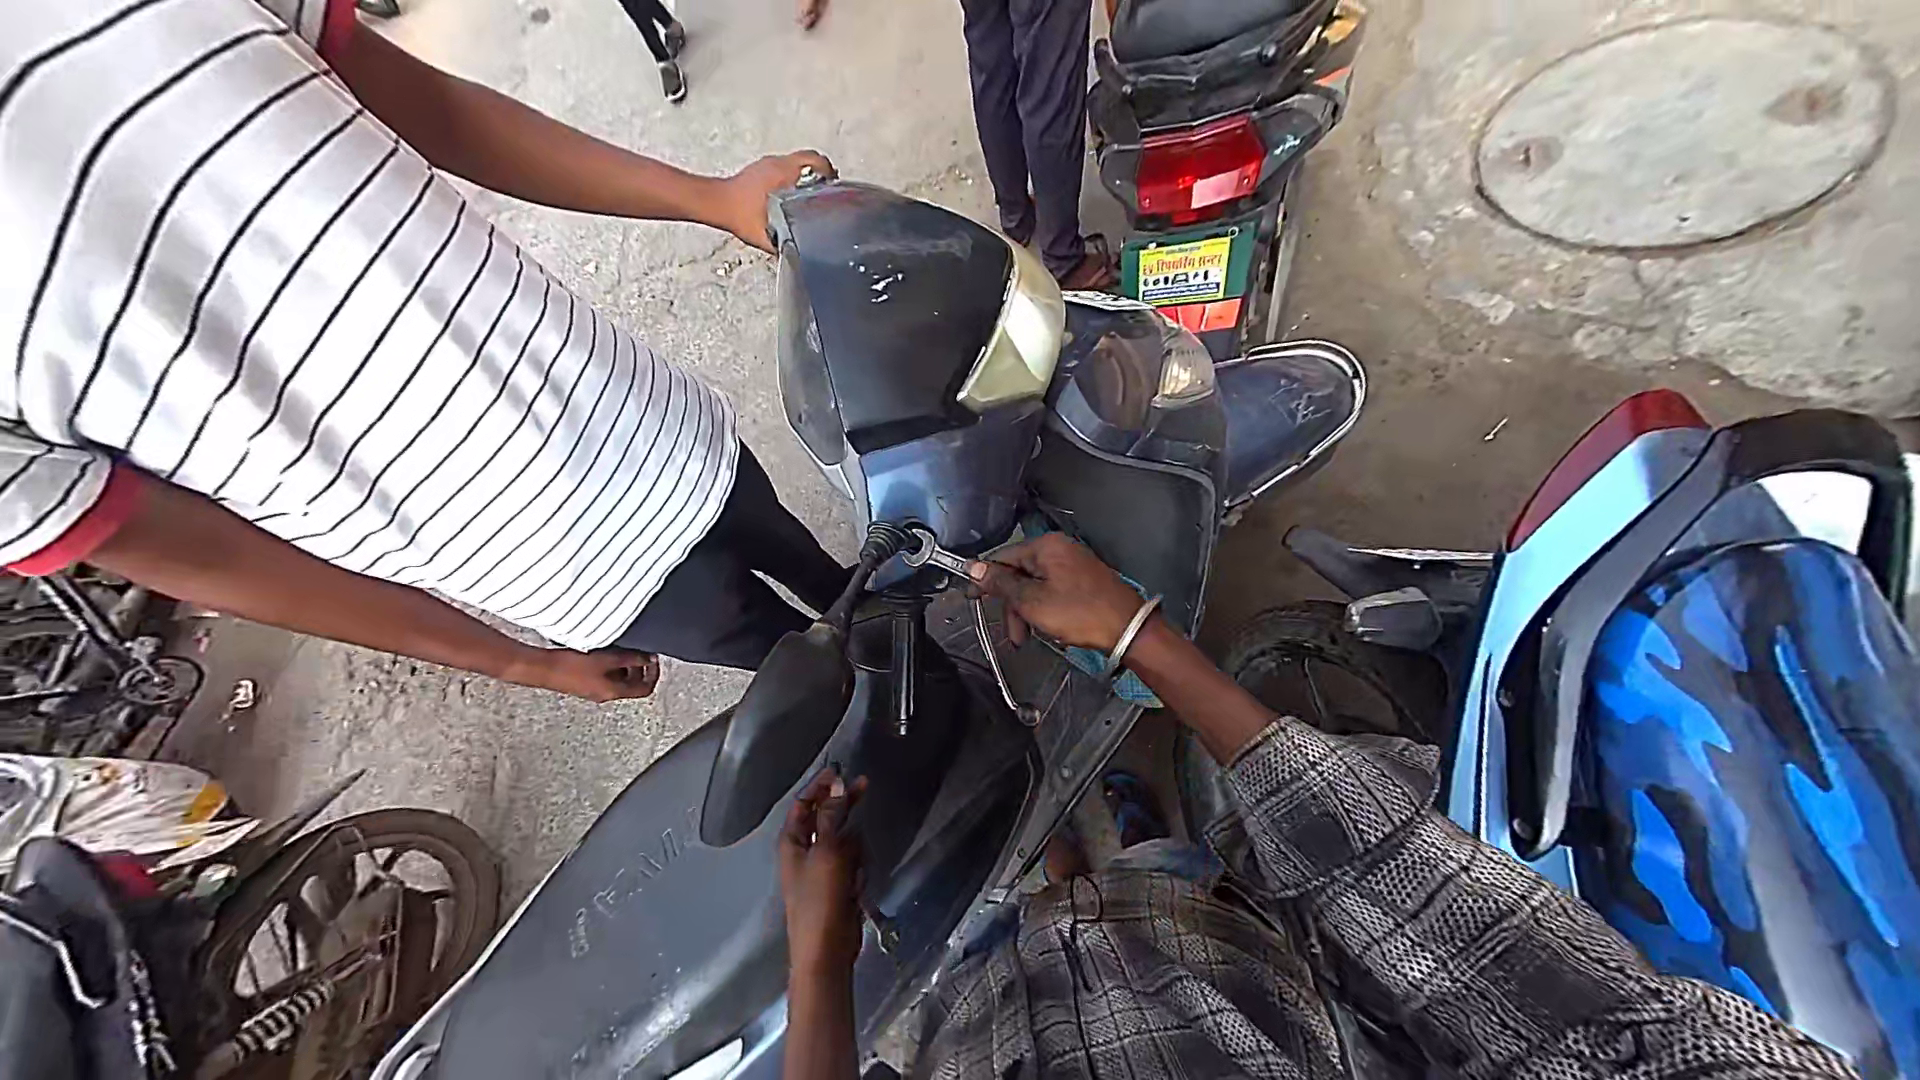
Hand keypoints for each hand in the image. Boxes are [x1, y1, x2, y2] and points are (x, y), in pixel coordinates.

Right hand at [504, 646, 658, 701]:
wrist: (541, 668)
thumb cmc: (571, 665)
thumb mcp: (608, 659)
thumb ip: (632, 658)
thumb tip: (650, 657)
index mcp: (614, 692)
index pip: (645, 689)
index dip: (654, 674)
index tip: (654, 658)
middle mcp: (605, 694)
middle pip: (634, 685)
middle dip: (641, 668)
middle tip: (641, 652)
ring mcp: (594, 689)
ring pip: (620, 679)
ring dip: (627, 665)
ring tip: (624, 649)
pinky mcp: (584, 682)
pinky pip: (606, 675)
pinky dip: (613, 665)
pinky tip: (607, 651)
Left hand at [714, 151, 836, 252]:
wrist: (716, 204)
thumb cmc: (738, 214)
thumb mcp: (768, 235)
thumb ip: (787, 244)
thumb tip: (802, 255)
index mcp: (783, 173)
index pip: (815, 160)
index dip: (829, 171)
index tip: (834, 184)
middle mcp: (775, 164)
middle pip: (809, 159)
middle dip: (822, 173)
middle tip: (828, 191)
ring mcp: (767, 164)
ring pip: (797, 163)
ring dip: (808, 175)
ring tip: (814, 194)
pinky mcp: (760, 170)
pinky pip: (785, 168)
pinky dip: (794, 177)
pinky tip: (794, 196)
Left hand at [779, 768, 866, 979]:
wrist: (826, 952)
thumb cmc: (820, 899)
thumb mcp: (827, 850)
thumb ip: (832, 815)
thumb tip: (837, 784)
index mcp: (792, 841)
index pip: (804, 803)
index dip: (820, 785)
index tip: (840, 770)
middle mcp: (804, 851)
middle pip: (825, 816)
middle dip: (843, 805)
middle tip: (863, 785)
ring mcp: (822, 868)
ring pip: (843, 838)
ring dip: (853, 846)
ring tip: (854, 867)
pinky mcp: (839, 883)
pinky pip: (853, 860)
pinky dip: (857, 866)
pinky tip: (857, 884)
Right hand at [968, 534, 1146, 651]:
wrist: (1127, 629)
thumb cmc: (1082, 614)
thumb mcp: (1031, 601)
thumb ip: (1001, 583)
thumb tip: (974, 568)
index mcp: (1045, 547)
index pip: (1002, 557)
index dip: (985, 580)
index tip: (974, 597)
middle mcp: (1059, 549)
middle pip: (1019, 573)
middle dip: (1012, 605)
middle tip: (1013, 632)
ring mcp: (1073, 564)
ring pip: (1035, 585)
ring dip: (1027, 611)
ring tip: (1029, 636)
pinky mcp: (1083, 579)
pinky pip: (1052, 590)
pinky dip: (1044, 609)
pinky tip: (1048, 627)